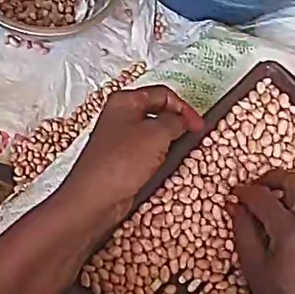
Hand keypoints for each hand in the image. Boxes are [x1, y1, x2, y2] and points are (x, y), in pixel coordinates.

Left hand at [58, 85, 204, 233]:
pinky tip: (166, 167)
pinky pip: (146, 155)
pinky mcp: (121, 162)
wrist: (95, 198)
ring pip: (153, 136)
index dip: (184, 108)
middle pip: (158, 114)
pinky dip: (159, 159)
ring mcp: (119, 141)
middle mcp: (120, 117)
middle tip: (193, 137)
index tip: (199, 125)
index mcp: (125, 101)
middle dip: (178, 125)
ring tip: (182, 153)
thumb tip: (182, 122)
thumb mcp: (157, 134)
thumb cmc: (121, 162)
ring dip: (169, 144)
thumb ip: (175, 122)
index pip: (163, 95)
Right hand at [229, 169, 294, 293]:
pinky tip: (277, 225)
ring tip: (263, 207)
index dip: (246, 191)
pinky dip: (292, 208)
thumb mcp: (253, 264)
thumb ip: (243, 229)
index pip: (264, 197)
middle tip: (254, 188)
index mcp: (290, 230)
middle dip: (272, 178)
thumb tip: (235, 205)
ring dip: (283, 192)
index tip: (234, 194)